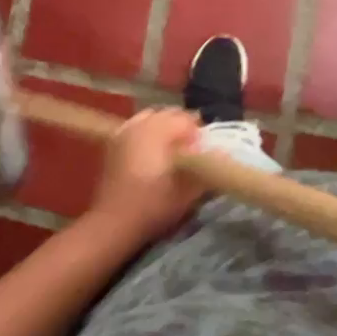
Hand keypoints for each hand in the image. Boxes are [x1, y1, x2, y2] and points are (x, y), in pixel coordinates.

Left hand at [85, 108, 205, 243]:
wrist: (114, 221)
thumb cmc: (153, 207)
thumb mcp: (187, 193)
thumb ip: (206, 169)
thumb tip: (222, 153)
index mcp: (159, 133)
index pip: (186, 120)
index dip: (199, 134)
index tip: (204, 152)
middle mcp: (141, 125)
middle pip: (169, 114)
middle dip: (182, 127)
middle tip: (190, 150)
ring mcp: (124, 131)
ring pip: (151, 116)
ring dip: (164, 127)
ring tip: (170, 148)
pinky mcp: (114, 141)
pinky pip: (135, 124)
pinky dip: (146, 130)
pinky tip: (149, 148)